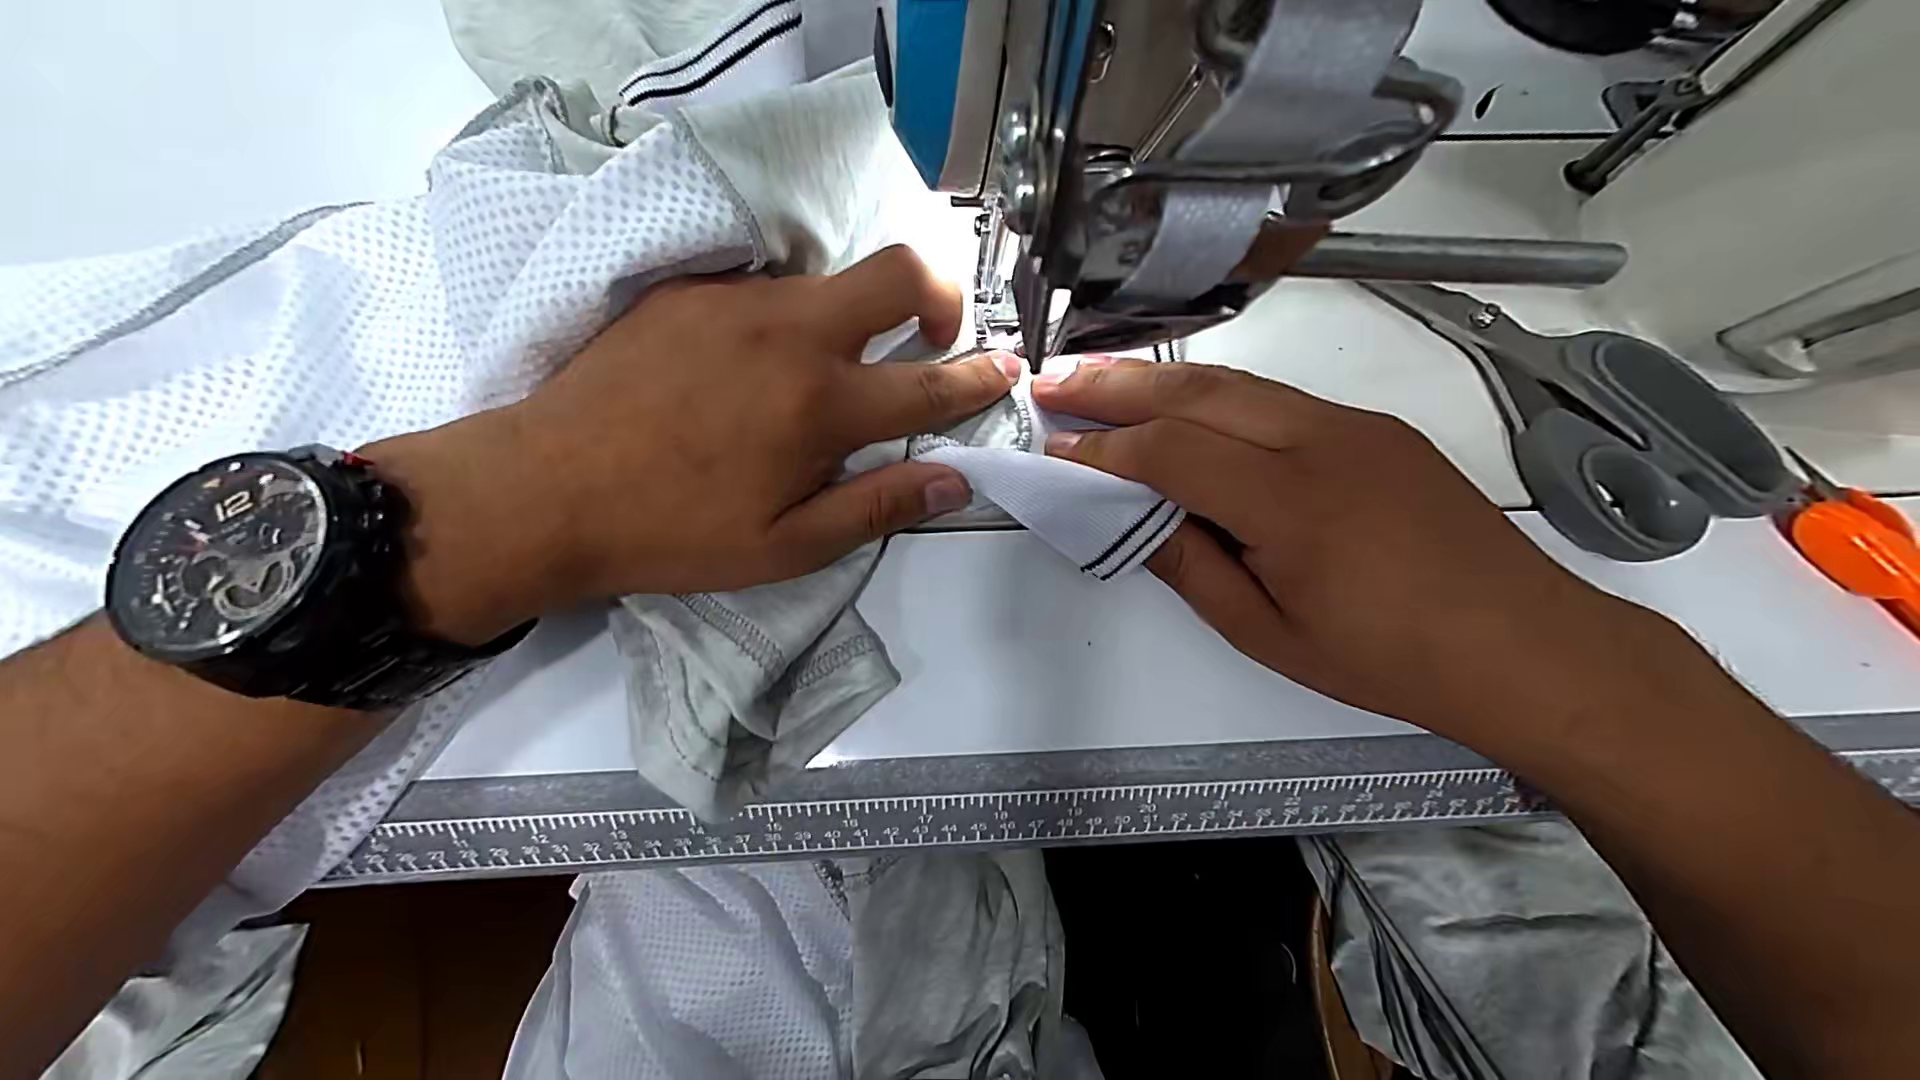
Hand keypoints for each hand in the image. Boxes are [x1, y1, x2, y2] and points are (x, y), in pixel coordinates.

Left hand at [371, 246, 1018, 643]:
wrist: (544, 490)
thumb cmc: (675, 531)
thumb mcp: (787, 545)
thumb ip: (878, 506)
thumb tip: (954, 482)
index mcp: (820, 406)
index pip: (929, 382)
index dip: (980, 377)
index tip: (1008, 368)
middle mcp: (790, 334)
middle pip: (895, 271)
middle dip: (937, 294)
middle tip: (934, 333)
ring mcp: (736, 301)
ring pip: (829, 280)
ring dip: (856, 315)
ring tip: (830, 369)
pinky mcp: (689, 291)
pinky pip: (767, 288)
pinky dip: (792, 318)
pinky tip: (759, 364)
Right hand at [1032, 358, 1680, 741]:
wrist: (1527, 647)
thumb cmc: (1389, 658)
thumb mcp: (1266, 631)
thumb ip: (1189, 566)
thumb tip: (1132, 520)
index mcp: (1294, 504)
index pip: (1173, 453)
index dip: (1105, 449)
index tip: (1056, 449)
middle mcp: (1324, 442)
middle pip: (1197, 392)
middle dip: (1115, 384)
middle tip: (1054, 380)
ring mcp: (1354, 425)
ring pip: (1235, 382)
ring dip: (1158, 379)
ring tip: (1099, 380)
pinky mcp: (1372, 427)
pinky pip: (1272, 397)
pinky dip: (1210, 394)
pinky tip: (1178, 406)